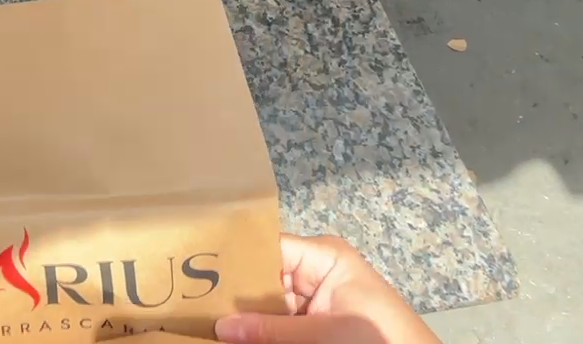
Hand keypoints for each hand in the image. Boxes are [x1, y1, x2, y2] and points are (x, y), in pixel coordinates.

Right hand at [214, 235, 440, 343]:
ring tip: (210, 324)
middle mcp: (317, 271)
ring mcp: (319, 302)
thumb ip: (272, 331)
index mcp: (323, 256)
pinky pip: (285, 326)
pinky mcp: (322, 328)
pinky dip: (267, 334)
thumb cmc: (385, 342)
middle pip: (265, 278)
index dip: (235, 262)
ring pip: (271, 306)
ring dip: (249, 320)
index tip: (198, 272)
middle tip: (198, 304)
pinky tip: (238, 337)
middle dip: (238, 297)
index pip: (266, 249)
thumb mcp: (328, 335)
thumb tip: (219, 329)